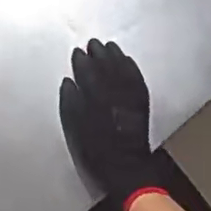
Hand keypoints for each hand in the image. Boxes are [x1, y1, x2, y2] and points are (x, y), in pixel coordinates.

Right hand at [58, 39, 162, 206]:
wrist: (128, 169)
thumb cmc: (97, 151)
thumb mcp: (77, 129)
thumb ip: (71, 103)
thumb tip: (68, 82)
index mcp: (97, 100)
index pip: (88, 73)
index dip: (82, 61)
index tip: (77, 51)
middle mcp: (115, 95)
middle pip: (107, 67)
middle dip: (99, 53)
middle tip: (92, 42)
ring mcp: (131, 98)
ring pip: (123, 70)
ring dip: (116, 56)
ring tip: (109, 45)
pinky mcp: (142, 104)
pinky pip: (137, 80)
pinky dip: (132, 68)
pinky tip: (128, 60)